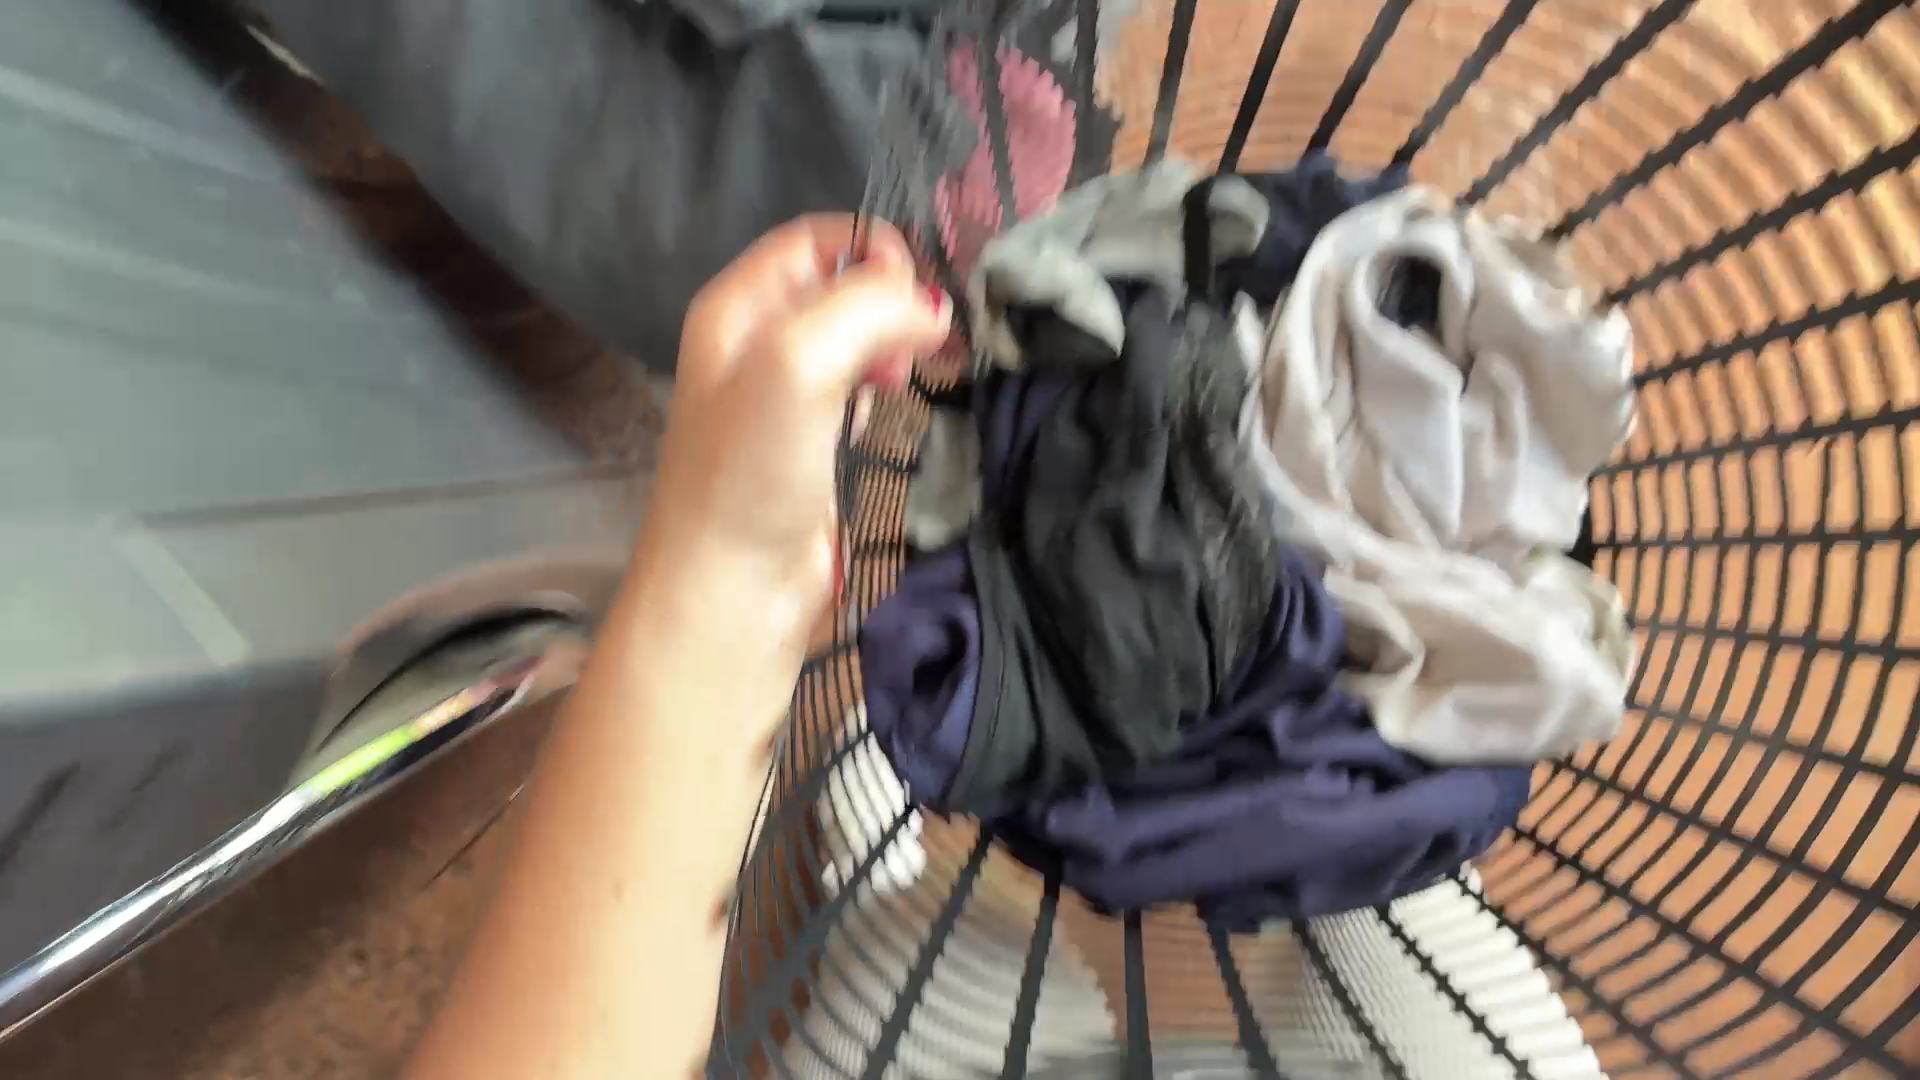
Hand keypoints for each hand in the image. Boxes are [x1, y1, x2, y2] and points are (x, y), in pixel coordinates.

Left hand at [642, 215, 952, 620]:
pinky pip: (857, 388)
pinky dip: (882, 385)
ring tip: (905, 379)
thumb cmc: (755, 468)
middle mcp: (758, 342)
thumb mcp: (800, 363)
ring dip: (891, 345)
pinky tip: (889, 407)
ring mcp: (784, 394)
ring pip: (854, 339)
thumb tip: (932, 308)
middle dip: (889, 302)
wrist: (737, 582)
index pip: (814, 239)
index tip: (917, 292)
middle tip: (920, 344)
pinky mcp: (812, 440)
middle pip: (839, 287)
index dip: (871, 249)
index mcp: (738, 306)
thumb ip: (867, 310)